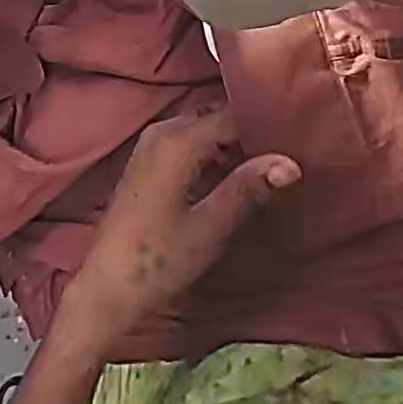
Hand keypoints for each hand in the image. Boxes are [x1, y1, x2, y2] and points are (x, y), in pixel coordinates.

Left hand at [56, 109, 299, 354]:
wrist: (107, 287)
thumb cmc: (159, 259)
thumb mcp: (210, 226)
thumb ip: (248, 188)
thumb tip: (290, 163)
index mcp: (177, 140)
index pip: (232, 116)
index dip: (264, 126)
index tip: (295, 140)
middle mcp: (162, 131)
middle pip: (216, 116)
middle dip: (248, 132)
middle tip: (283, 152)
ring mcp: (150, 144)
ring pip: (202, 127)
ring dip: (230, 142)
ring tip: (264, 164)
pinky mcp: (146, 160)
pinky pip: (187, 140)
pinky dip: (210, 151)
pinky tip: (231, 175)